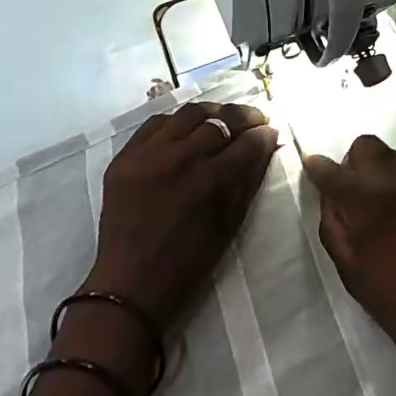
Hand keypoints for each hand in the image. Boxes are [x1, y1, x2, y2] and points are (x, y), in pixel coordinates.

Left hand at [86, 102, 281, 327]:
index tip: (270, 130)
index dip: (262, 135)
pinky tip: (186, 126)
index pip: (245, 144)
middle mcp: (179, 158)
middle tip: (256, 118)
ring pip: (186, 115)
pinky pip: (154, 124)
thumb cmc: (187, 264)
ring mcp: (148, 154)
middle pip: (219, 122)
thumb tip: (266, 145)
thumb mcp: (228, 226)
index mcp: (208, 182)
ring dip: (212, 112)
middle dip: (243, 117)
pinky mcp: (125, 156)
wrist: (130, 283)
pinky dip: (175, 121)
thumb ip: (247, 181)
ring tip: (224, 115)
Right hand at [302, 136, 395, 390]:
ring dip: (378, 173)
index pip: (329, 168)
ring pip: (391, 157)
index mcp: (365, 199)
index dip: (316, 168)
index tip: (313, 173)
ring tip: (381, 209)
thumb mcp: (349, 269)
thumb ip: (333, 225)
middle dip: (352, 164)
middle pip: (365, 146)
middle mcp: (394, 180)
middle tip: (352, 196)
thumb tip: (329, 197)